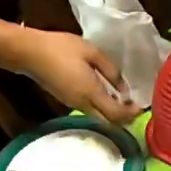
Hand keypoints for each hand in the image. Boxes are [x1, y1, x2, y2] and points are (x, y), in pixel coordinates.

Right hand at [14, 30, 139, 123]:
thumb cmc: (60, 48)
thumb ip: (110, 71)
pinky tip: (107, 98)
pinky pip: (91, 112)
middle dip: (125, 120)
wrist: (29, 53)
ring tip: (125, 104)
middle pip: (109, 122)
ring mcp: (75, 105)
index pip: (116, 114)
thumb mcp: (90, 52)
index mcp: (91, 93)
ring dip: (114, 116)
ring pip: (100, 119)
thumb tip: (124, 89)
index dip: (131, 114)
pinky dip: (103, 110)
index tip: (141, 108)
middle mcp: (84, 105)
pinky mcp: (68, 102)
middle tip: (135, 109)